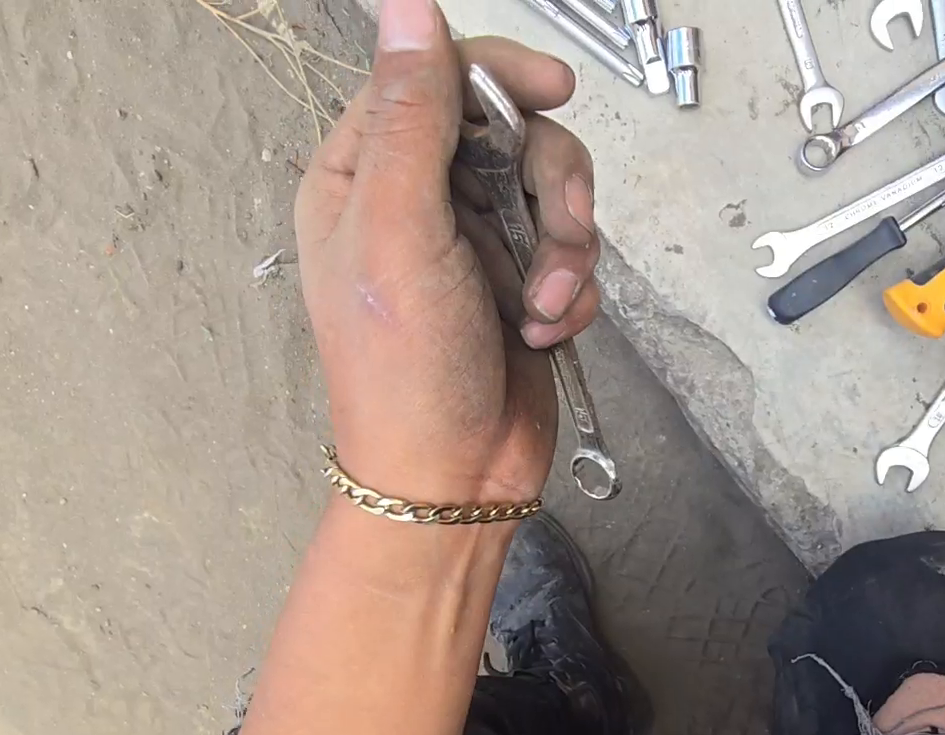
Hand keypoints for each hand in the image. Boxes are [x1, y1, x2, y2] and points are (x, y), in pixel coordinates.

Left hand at [296, 0, 600, 507]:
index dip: (499, 77)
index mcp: (370, 176)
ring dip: (566, 254)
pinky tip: (548, 333)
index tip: (555, 93)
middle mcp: (427, 205)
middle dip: (551, 189)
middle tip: (560, 238)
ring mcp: (481, 250)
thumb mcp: (398, 233)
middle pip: (515, 138)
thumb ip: (412, 118)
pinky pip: (573, 261)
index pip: (438, 82)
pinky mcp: (525, 293)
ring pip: (556, 201)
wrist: (454, 477)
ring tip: (546, 310)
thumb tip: (410, 1)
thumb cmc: (407, 366)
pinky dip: (571, 296)